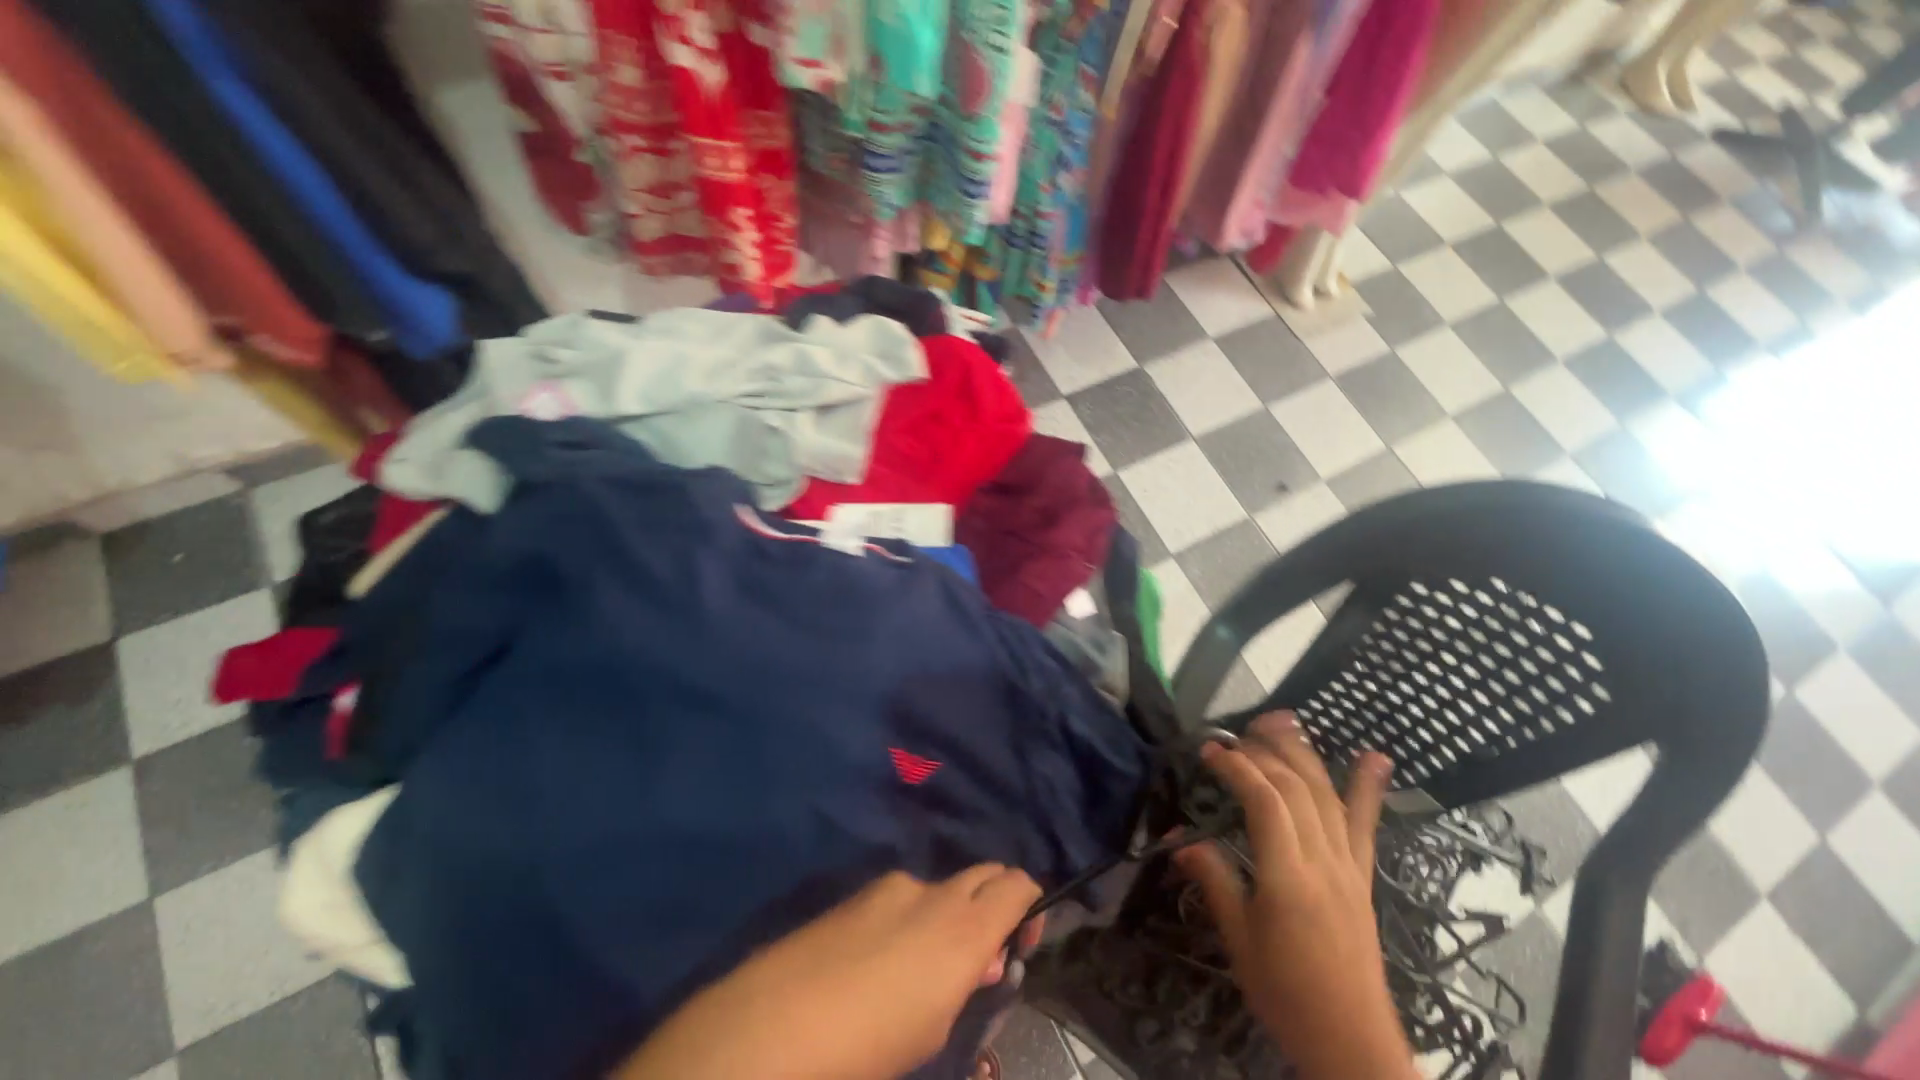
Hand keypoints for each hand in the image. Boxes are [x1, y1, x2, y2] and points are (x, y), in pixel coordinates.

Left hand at [614, 865, 1040, 1079]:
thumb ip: (968, 986)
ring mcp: (885, 889)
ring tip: (921, 969)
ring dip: (947, 914)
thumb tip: (979, 963)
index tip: (1020, 944)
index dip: (1031, 906)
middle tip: (979, 958)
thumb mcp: (936, 1031)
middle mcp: (929, 892)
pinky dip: (909, 918)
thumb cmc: (870, 1046)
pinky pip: (898, 898)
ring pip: (937, 888)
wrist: (768, 1028)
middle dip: (993, 904)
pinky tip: (878, 964)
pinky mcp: (850, 898)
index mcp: (963, 926)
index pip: (1018, 882)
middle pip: (984, 873)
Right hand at [1175, 712, 1414, 1079]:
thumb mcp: (1239, 941)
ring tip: (1285, 720)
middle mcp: (1324, 861)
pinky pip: (1366, 825)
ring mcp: (1350, 867)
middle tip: (1238, 730)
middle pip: (1298, 788)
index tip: (1209, 751)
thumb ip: (1215, 883)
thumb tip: (1179, 842)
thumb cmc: (1285, 993)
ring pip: (1329, 795)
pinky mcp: (1364, 878)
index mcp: (1288, 877)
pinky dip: (1369, 788)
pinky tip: (1373, 757)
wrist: (1350, 1038)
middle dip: (1267, 750)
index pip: (1264, 802)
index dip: (1237, 768)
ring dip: (1306, 754)